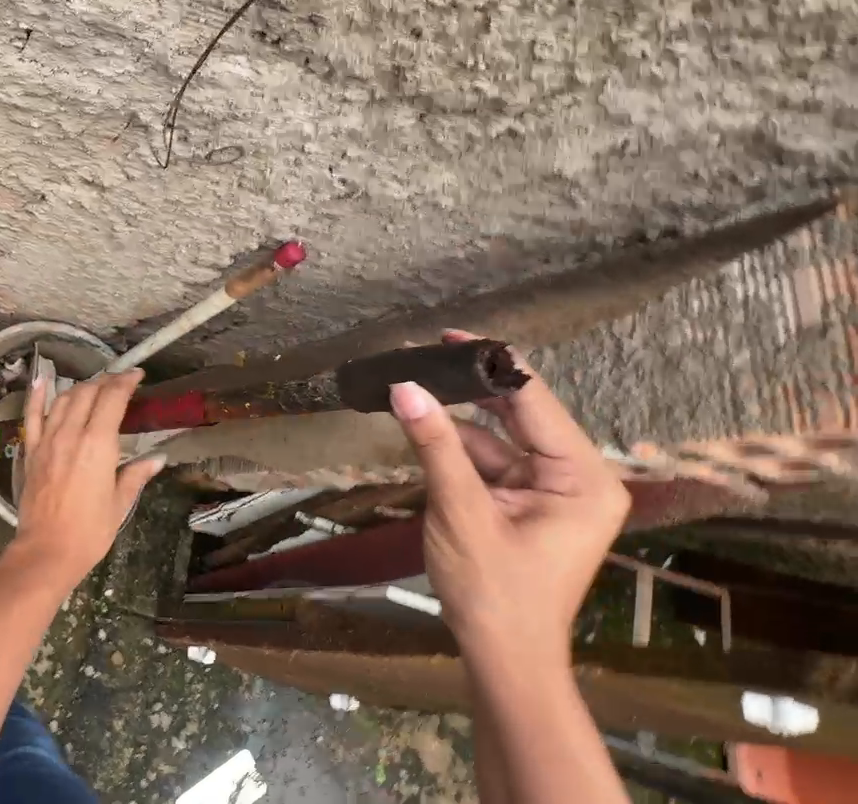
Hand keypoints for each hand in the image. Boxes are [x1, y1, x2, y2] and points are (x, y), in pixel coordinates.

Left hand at [9, 371, 164, 588]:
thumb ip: (136, 474)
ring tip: (95, 385)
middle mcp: (70, 433)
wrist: (47, 549)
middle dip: (105, 381)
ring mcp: (47, 440)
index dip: (125, 382)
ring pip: (63, 400)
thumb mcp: (120, 503)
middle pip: (87, 393)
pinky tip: (41, 381)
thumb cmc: (90, 531)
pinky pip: (32, 416)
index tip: (136, 375)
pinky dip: (36, 396)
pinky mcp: (30, 450)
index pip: (112, 399)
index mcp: (97, 444)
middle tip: (120, 381)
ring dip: (80, 387)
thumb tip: (157, 458)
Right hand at [390, 332, 629, 664]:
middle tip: (418, 355)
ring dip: (451, 420)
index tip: (449, 335)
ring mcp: (547, 491)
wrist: (501, 652)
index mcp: (583, 478)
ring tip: (405, 388)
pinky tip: (417, 427)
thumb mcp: (461, 510)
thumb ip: (434, 444)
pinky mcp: (521, 502)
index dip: (492, 366)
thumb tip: (403, 386)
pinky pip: (485, 461)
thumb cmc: (494, 587)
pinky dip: (451, 448)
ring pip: (494, 437)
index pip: (535, 404)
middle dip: (467, 389)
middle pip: (516, 415)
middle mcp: (575, 477)